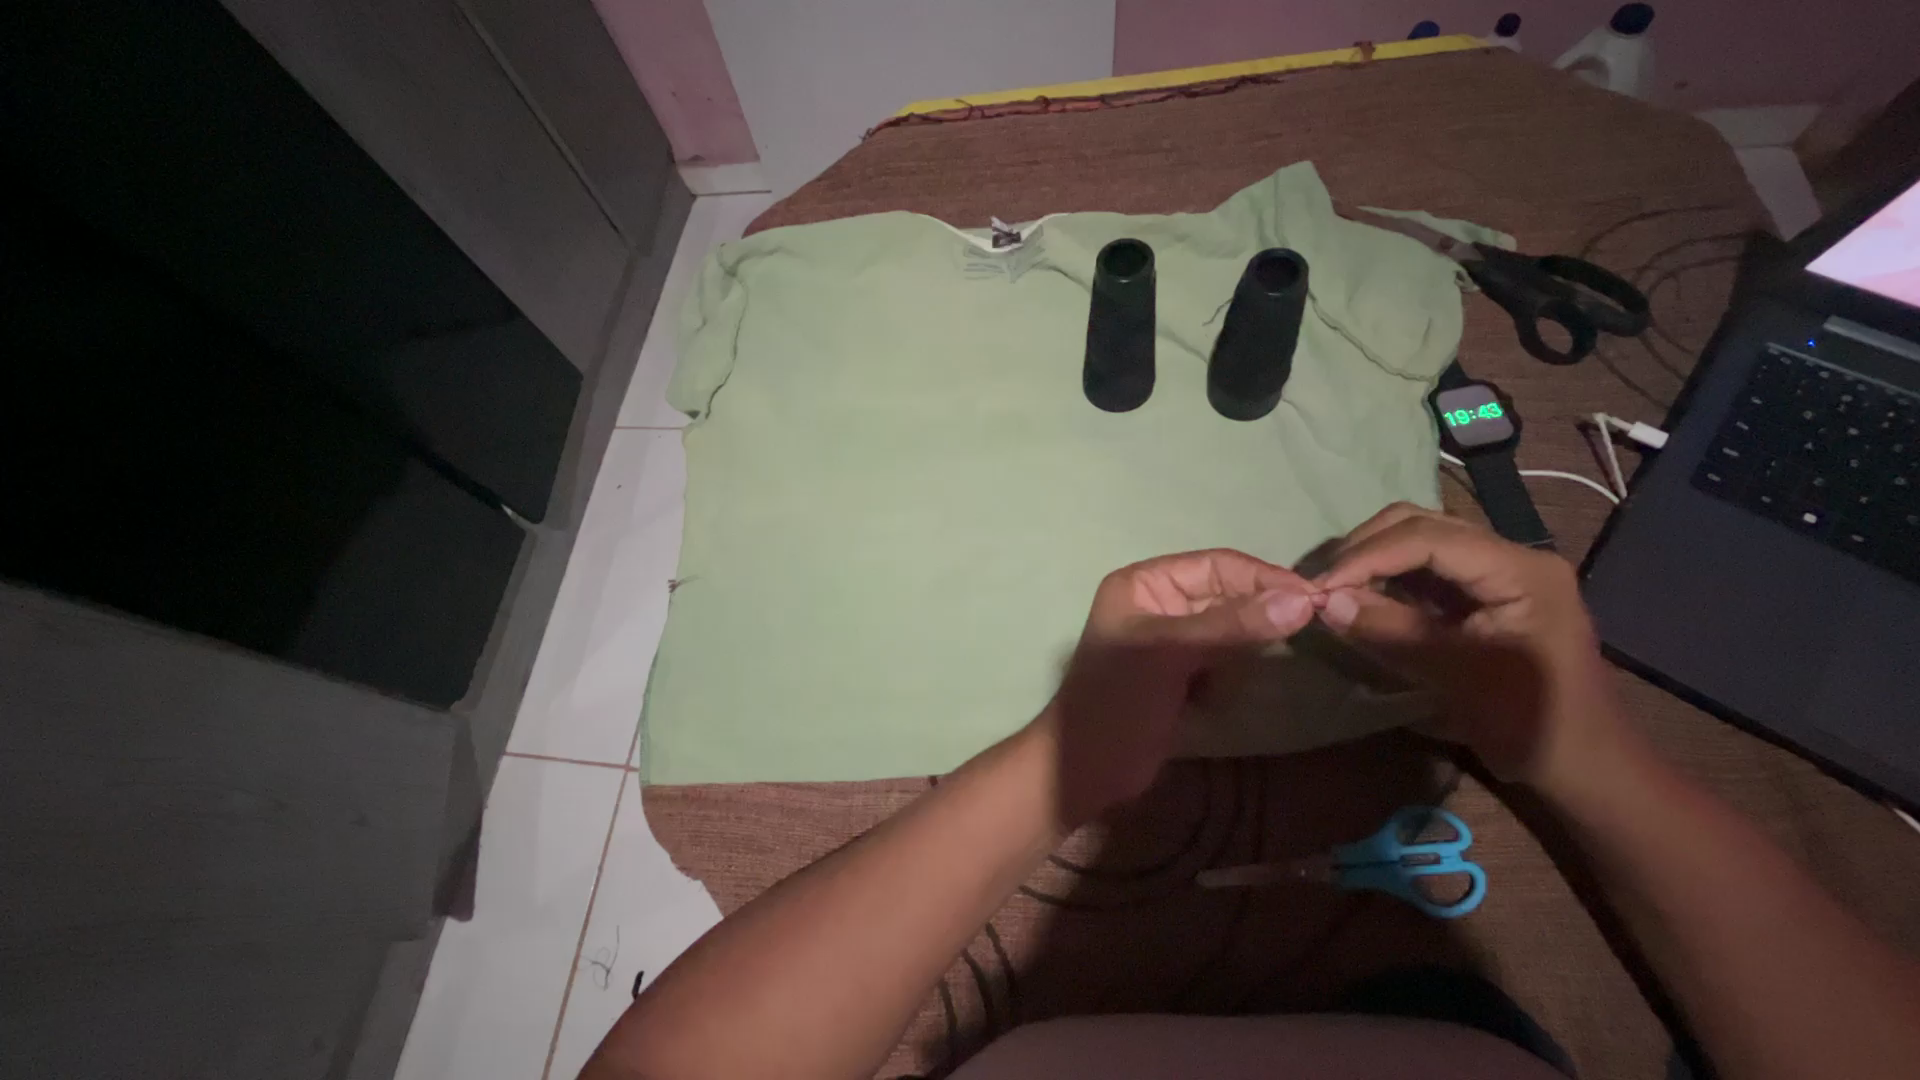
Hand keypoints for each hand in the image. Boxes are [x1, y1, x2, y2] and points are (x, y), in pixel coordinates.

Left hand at [1037, 549, 1315, 829]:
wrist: (1087, 771)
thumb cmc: (1117, 701)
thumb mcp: (1170, 654)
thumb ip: (1231, 626)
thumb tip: (1302, 601)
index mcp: (1144, 584)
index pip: (1217, 566)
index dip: (1265, 579)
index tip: (1315, 599)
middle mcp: (1159, 605)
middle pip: (1229, 597)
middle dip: (1255, 620)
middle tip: (1297, 637)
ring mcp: (1171, 642)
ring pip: (1233, 632)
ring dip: (1239, 656)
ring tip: (1221, 681)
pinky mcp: (1183, 677)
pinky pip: (1226, 663)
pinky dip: (1229, 679)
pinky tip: (1211, 700)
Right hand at [1311, 503, 1630, 790]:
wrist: (1585, 766)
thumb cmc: (1529, 722)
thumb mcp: (1455, 677)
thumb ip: (1390, 632)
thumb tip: (1324, 602)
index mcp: (1519, 570)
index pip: (1428, 538)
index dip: (1367, 557)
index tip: (1318, 587)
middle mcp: (1511, 556)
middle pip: (1422, 525)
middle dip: (1364, 549)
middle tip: (1320, 585)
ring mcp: (1498, 572)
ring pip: (1420, 540)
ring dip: (1372, 559)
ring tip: (1334, 590)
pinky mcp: (1483, 592)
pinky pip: (1426, 568)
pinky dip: (1388, 577)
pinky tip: (1362, 597)